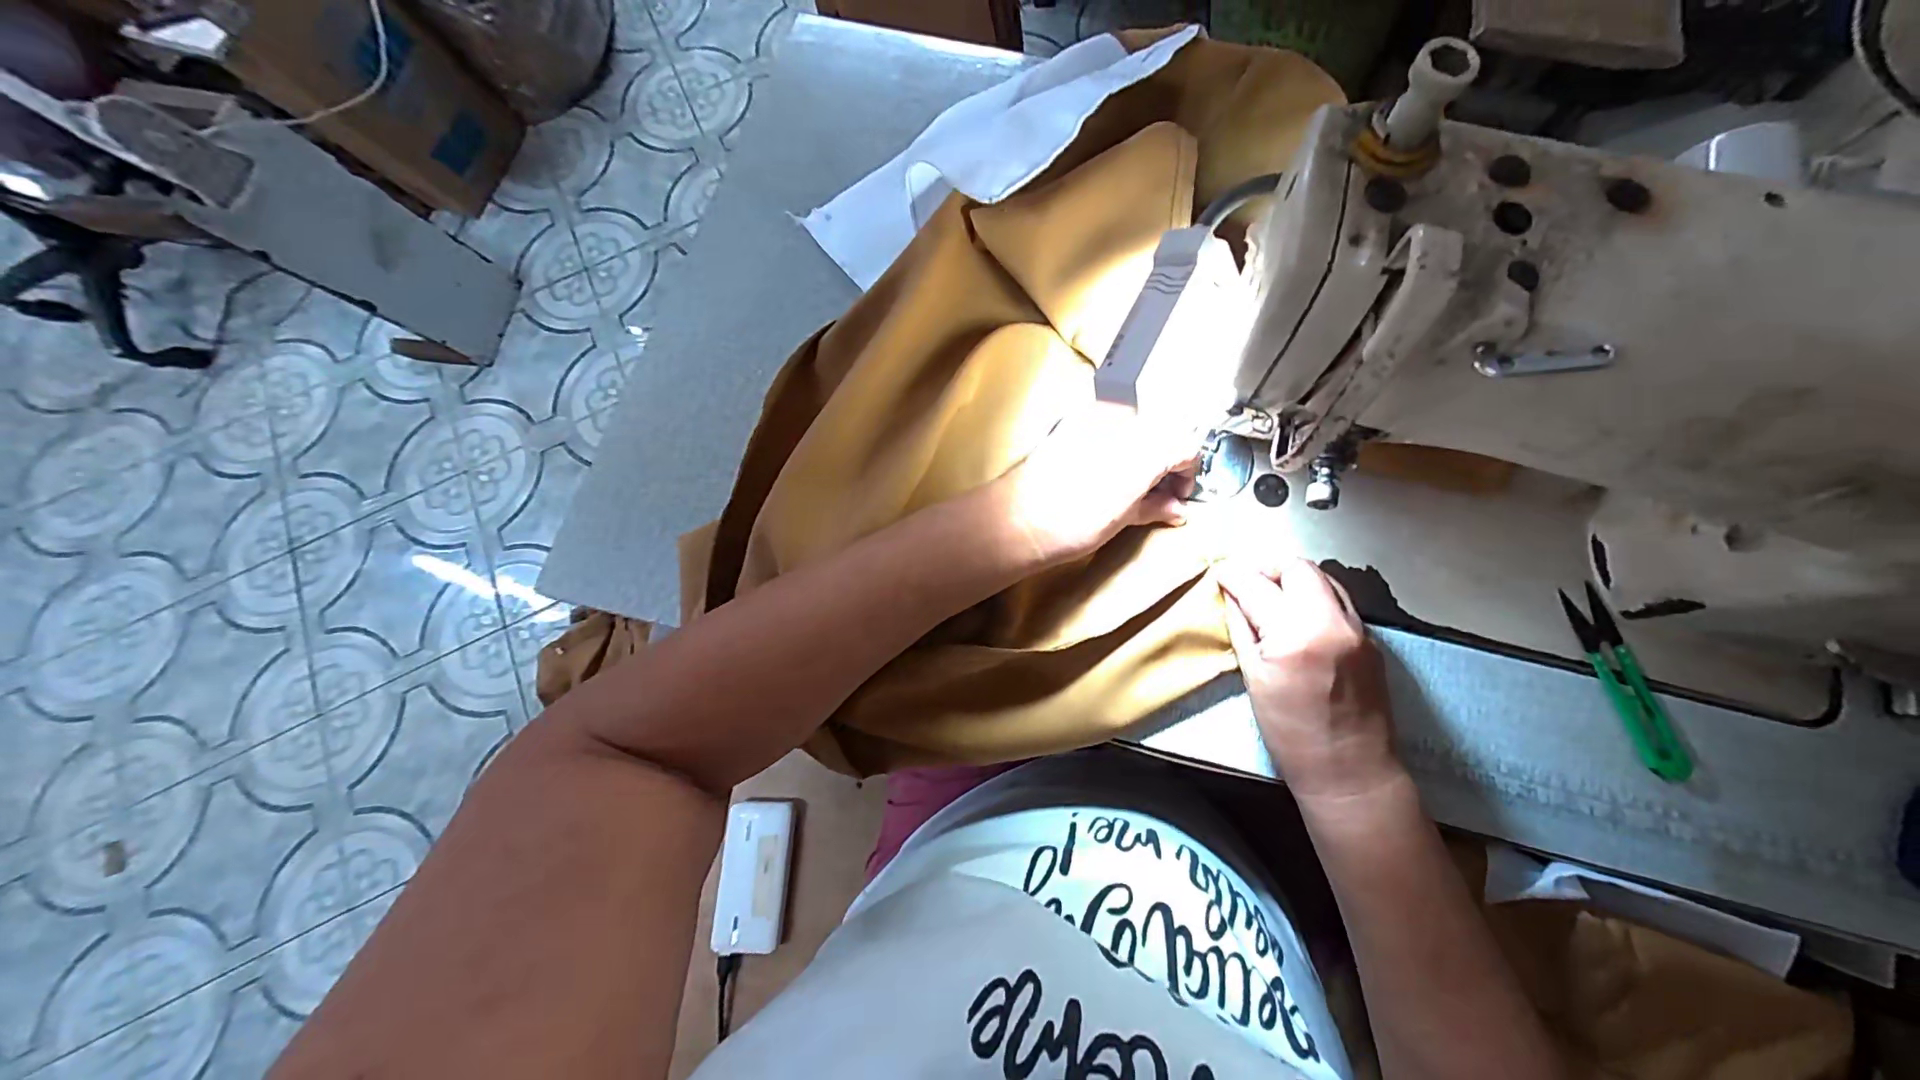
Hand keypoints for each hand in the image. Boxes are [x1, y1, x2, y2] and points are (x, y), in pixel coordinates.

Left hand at [994, 401, 1199, 565]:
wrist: (1017, 518)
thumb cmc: (1070, 523)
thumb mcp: (1121, 519)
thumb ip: (1153, 506)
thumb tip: (1174, 509)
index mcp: (1145, 447)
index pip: (1187, 445)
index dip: (1188, 473)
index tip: (1178, 493)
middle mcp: (1124, 422)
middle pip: (1164, 429)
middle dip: (1167, 458)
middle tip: (1158, 489)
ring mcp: (1096, 416)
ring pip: (1138, 422)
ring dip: (1144, 447)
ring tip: (1133, 480)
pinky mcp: (1071, 420)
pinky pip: (1109, 421)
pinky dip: (1117, 440)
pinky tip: (1106, 468)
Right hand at [1218, 556, 1402, 803]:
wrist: (1351, 770)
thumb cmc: (1289, 733)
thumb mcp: (1253, 678)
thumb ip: (1242, 629)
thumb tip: (1231, 597)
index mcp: (1295, 636)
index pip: (1257, 585)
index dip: (1233, 575)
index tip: (1219, 573)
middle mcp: (1332, 622)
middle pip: (1298, 568)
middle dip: (1268, 569)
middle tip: (1247, 584)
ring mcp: (1358, 629)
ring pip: (1324, 578)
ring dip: (1294, 581)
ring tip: (1272, 597)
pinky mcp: (1372, 639)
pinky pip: (1339, 602)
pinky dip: (1315, 599)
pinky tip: (1299, 619)